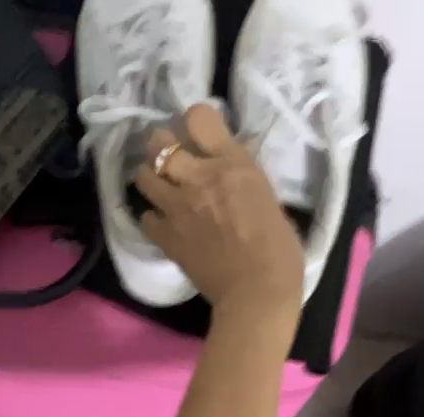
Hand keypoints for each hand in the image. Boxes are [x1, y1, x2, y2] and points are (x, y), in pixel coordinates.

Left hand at [133, 104, 304, 317]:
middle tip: (171, 161)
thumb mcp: (268, 198)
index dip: (194, 123)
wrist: (257, 294)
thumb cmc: (279, 250)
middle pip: (159, 141)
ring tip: (162, 190)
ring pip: (144, 175)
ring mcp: (178, 207)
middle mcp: (199, 177)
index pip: (198, 116)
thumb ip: (242, 180)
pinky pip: (144, 217)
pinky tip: (163, 225)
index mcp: (233, 163)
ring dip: (151, 179)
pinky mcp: (166, 237)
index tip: (198, 136)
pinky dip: (151, 219)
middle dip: (161, 147)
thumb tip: (230, 178)